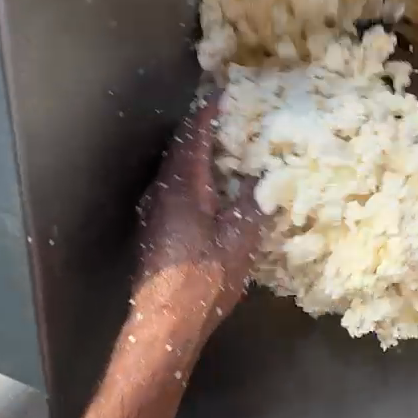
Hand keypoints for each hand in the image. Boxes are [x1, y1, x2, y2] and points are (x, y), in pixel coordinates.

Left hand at [129, 95, 263, 349]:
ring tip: (218, 149)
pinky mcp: (154, 232)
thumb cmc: (205, 277)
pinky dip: (190, 177)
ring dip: (193, 154)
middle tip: (223, 118)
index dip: (208, 114)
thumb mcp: (241, 238)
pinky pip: (172, 189)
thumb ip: (253, 202)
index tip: (222, 95)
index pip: (195, 138)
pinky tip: (207, 190)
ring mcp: (154, 214)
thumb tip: (264, 177)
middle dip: (199, 131)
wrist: (165, 322)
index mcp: (184, 188)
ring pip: (173, 171)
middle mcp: (162, 194)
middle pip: (179, 150)